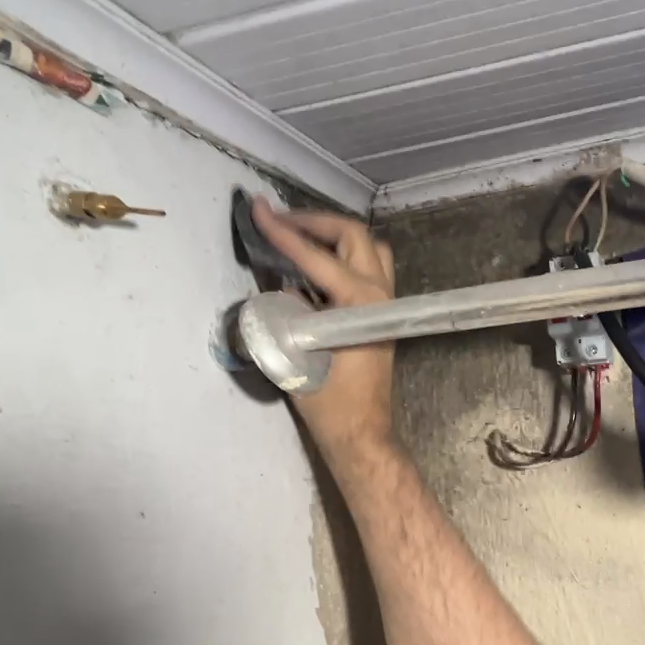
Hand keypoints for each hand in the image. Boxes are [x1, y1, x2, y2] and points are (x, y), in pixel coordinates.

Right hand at [250, 196, 396, 463]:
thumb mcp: (296, 354)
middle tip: (279, 221)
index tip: (258, 209)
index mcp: (361, 303)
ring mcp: (386, 304)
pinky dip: (341, 258)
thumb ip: (286, 314)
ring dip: (333, 237)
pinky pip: (367, 270)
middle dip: (313, 222)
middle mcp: (381, 296)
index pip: (316, 256)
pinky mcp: (381, 315)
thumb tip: (281, 287)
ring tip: (297, 238)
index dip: (283, 231)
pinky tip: (311, 267)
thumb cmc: (329, 404)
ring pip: (367, 249)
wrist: (360, 435)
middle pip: (353, 236)